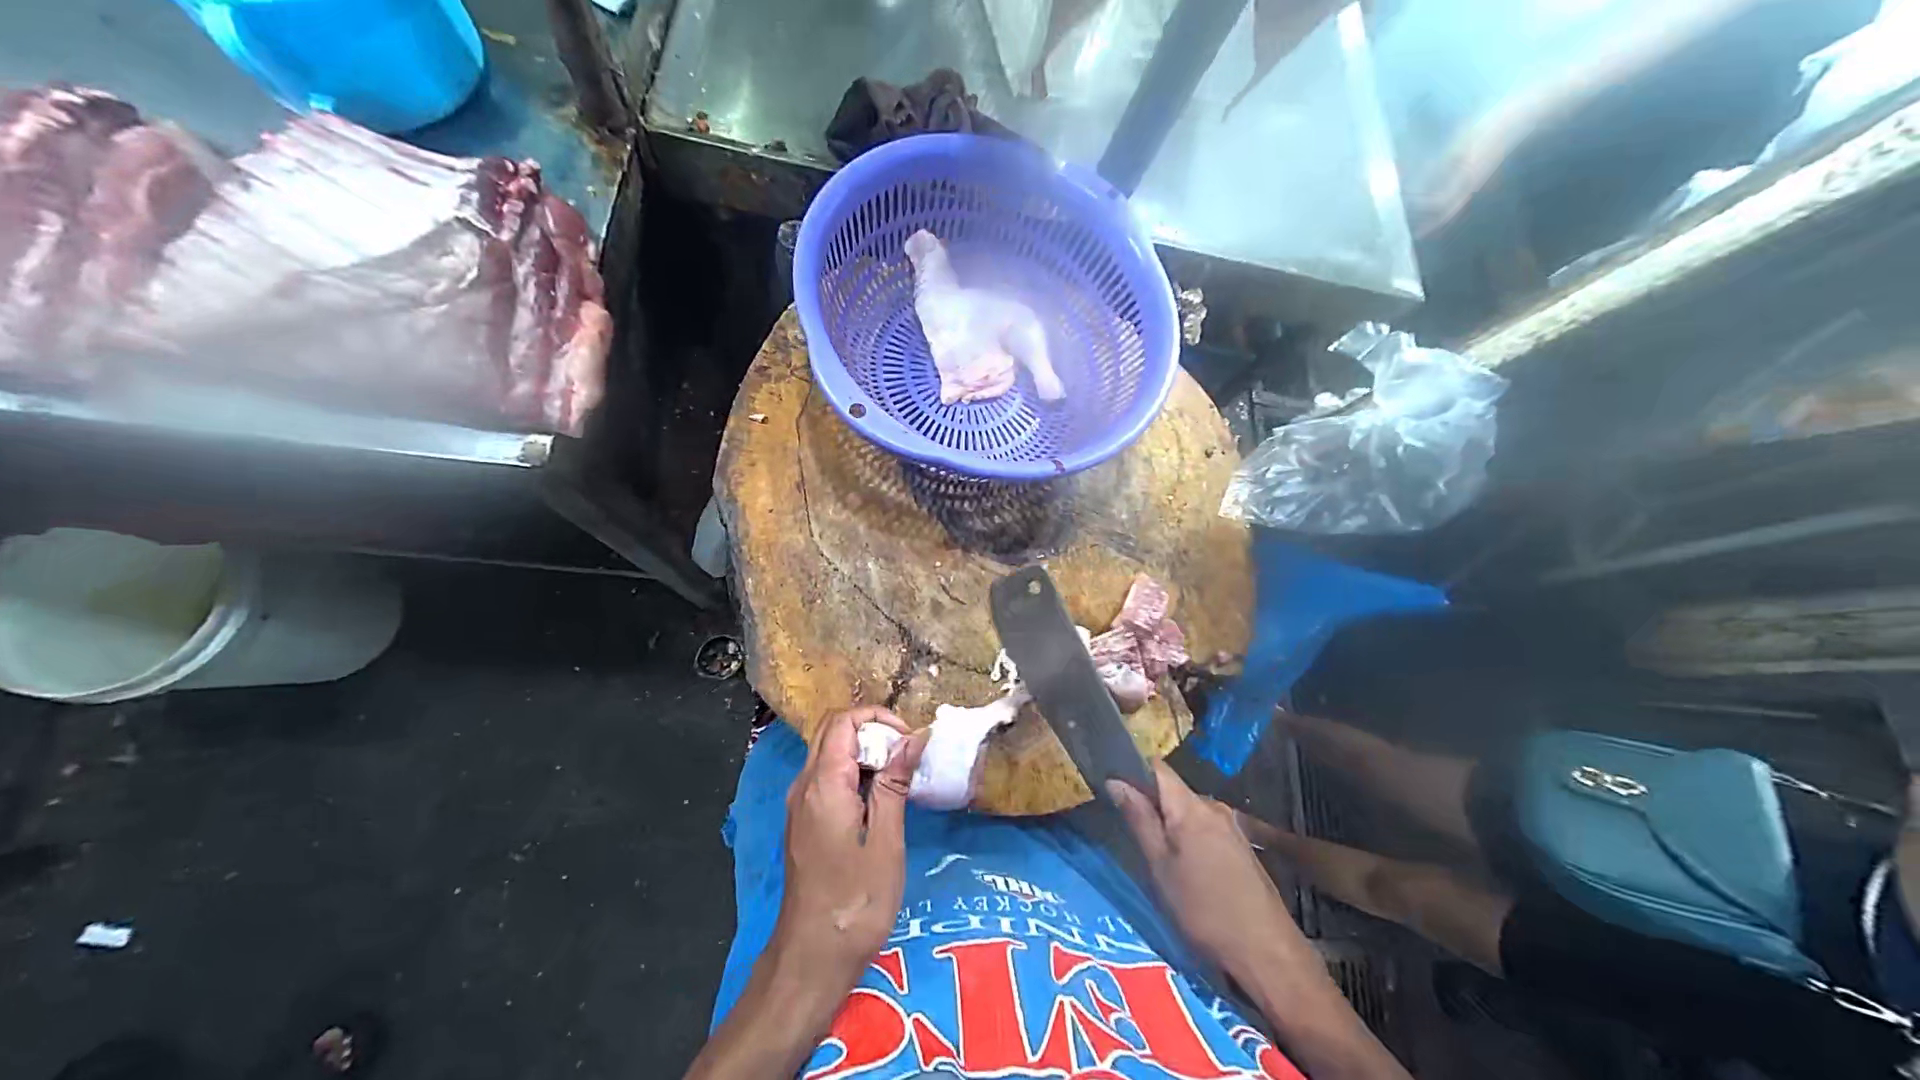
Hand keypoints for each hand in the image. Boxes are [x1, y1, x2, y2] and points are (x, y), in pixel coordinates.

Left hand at [773, 706, 927, 987]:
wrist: (812, 956)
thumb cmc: (857, 900)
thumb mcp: (887, 840)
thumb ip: (895, 783)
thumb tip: (913, 737)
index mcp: (823, 784)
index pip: (843, 721)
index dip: (878, 718)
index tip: (910, 739)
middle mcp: (804, 786)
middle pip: (831, 730)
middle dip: (871, 729)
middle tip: (907, 752)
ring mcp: (799, 804)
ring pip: (827, 752)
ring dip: (863, 750)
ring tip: (899, 774)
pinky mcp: (803, 822)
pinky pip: (825, 776)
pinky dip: (853, 771)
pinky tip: (879, 798)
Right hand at [1108, 761, 1308, 977]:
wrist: (1267, 952)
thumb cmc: (1203, 910)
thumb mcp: (1160, 867)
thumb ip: (1139, 819)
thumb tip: (1116, 782)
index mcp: (1191, 806)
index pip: (1156, 767)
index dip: (1132, 771)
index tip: (1113, 788)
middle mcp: (1214, 806)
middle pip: (1173, 790)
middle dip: (1150, 802)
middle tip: (1129, 830)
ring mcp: (1232, 826)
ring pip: (1189, 811)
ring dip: (1170, 823)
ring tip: (1155, 853)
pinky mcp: (1242, 846)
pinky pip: (1206, 828)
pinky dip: (1189, 837)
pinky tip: (1185, 867)